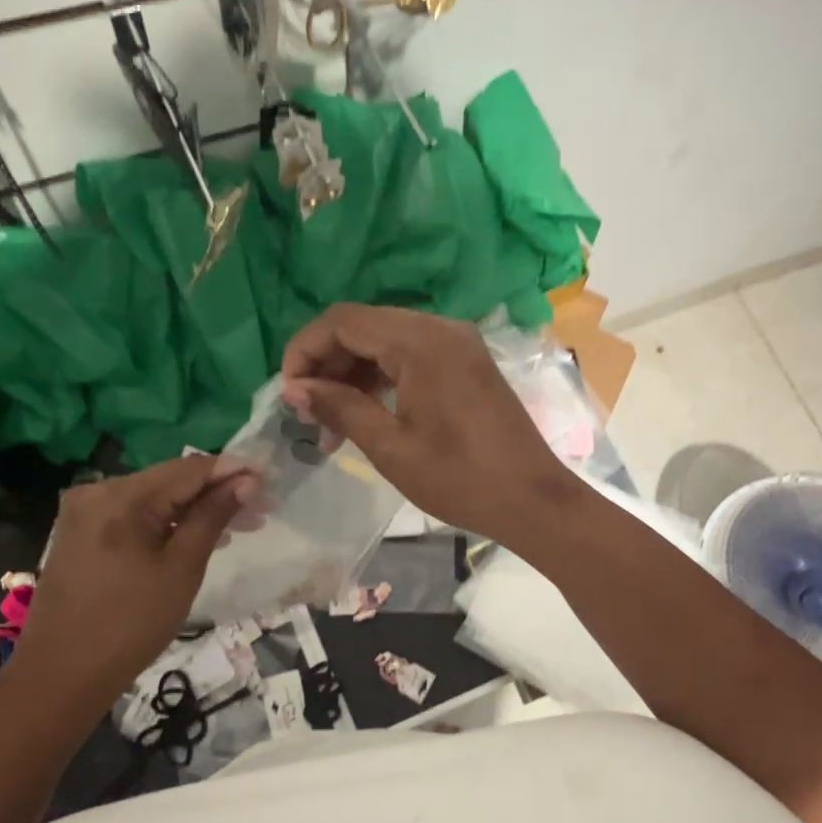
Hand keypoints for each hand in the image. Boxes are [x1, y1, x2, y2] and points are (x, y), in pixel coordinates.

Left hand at [9, 457, 255, 697]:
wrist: (62, 674)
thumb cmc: (131, 624)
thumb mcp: (182, 569)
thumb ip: (213, 518)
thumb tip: (247, 482)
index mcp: (121, 496)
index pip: (190, 468)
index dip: (234, 471)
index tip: (271, 480)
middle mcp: (98, 491)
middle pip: (171, 480)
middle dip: (218, 491)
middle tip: (264, 509)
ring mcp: (85, 512)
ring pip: (155, 498)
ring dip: (196, 508)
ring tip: (242, 525)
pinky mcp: (82, 533)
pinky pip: (135, 515)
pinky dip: (169, 522)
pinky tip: (197, 534)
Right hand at [280, 304, 584, 544]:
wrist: (533, 501)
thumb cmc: (460, 479)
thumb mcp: (391, 448)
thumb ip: (341, 408)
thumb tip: (295, 388)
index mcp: (421, 342)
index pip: (343, 321)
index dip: (304, 350)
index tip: (288, 394)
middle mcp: (441, 329)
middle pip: (364, 326)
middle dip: (327, 365)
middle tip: (308, 416)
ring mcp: (459, 344)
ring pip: (387, 341)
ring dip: (353, 375)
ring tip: (332, 427)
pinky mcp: (468, 363)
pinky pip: (412, 356)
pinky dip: (383, 378)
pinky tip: (367, 415)